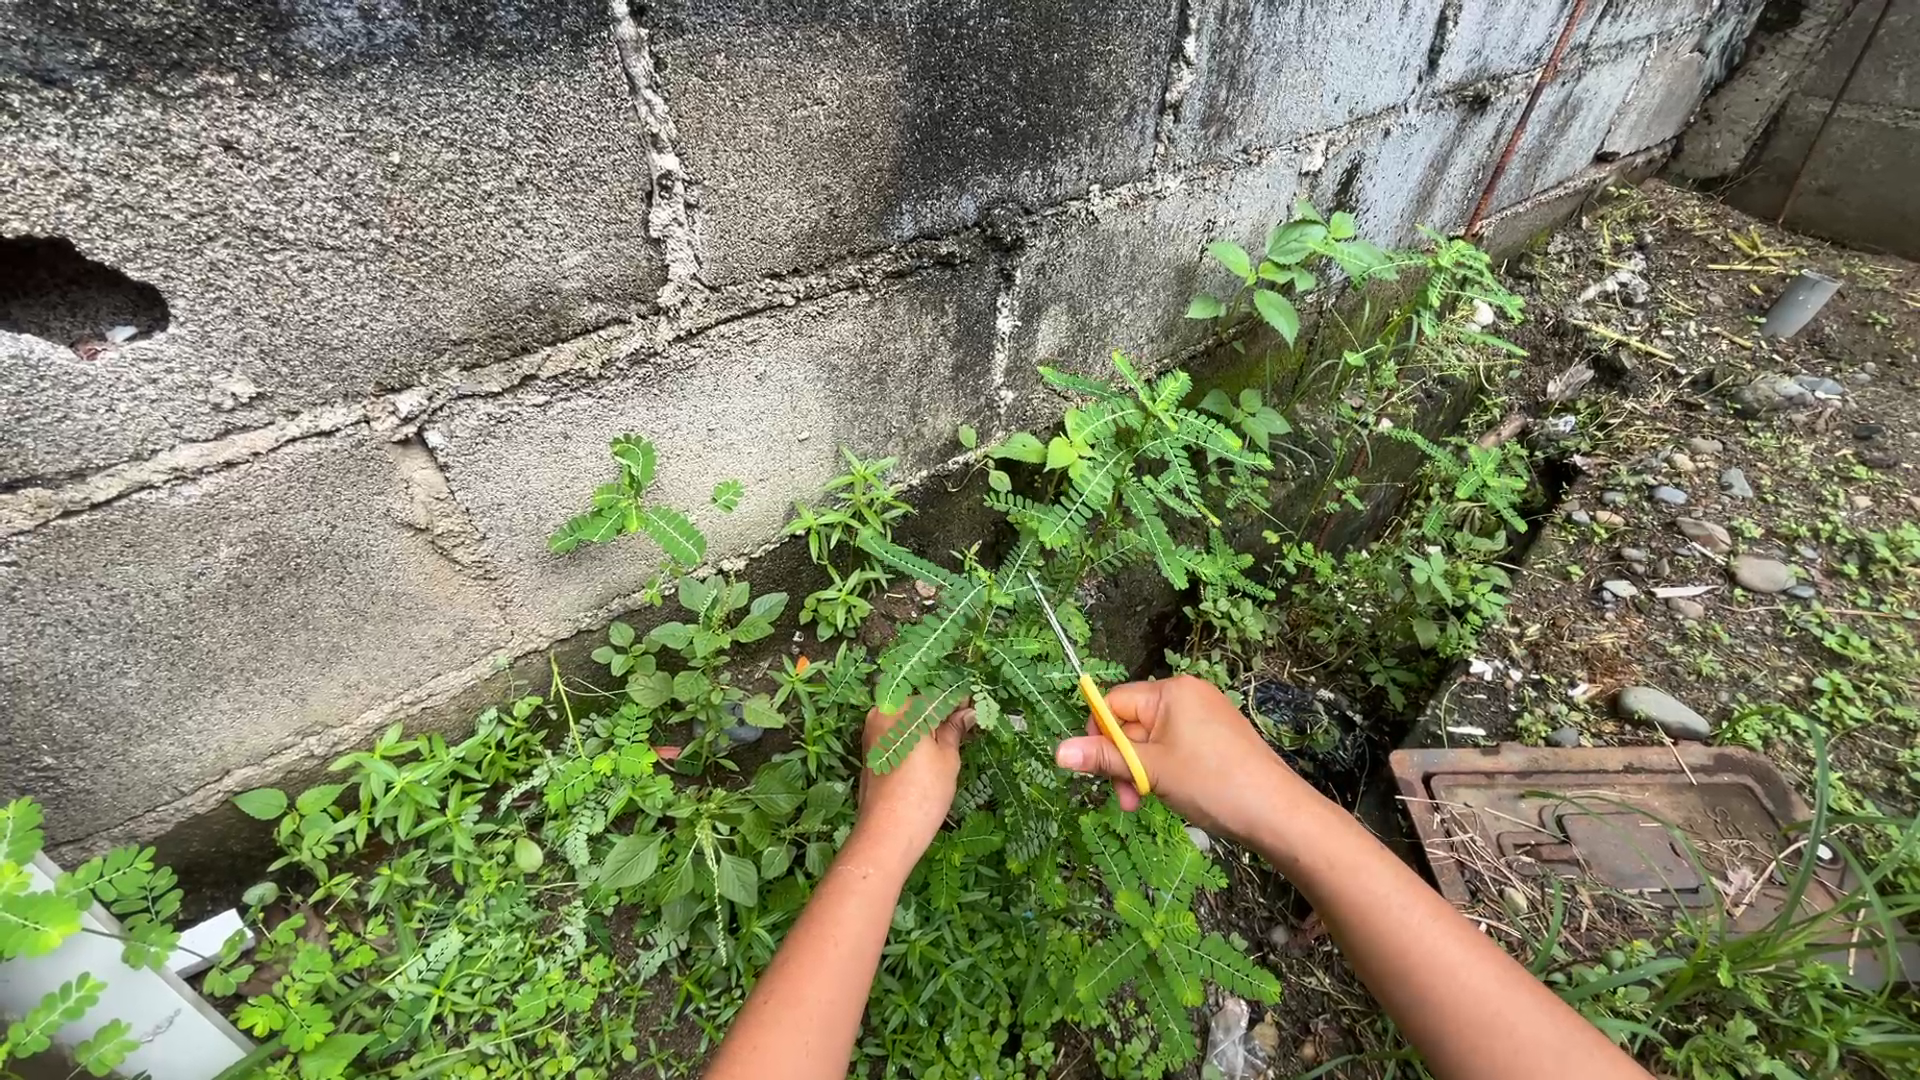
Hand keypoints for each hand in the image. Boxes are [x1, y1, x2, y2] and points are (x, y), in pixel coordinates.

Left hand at [853, 700, 973, 868]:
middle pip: (918, 702)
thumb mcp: (947, 759)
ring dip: (926, 721)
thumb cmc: (923, 795)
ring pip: (906, 716)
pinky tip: (929, 748)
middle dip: (941, 710)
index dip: (958, 700)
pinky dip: (912, 733)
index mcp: (904, 709)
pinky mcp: (869, 748)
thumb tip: (966, 713)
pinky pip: (895, 730)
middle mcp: (884, 712)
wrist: (887, 834)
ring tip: (950, 738)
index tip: (974, 708)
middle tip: (964, 725)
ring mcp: (872, 730)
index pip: (937, 695)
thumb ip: (954, 729)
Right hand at [1053, 675, 1317, 843]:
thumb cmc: (1212, 784)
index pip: (1114, 703)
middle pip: (1132, 721)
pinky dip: (1165, 769)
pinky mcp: (1217, 737)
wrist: (1281, 815)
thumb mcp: (1151, 771)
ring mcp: (1205, 715)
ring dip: (1142, 770)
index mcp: (1171, 691)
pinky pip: (1175, 746)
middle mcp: (1188, 694)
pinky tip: (1172, 794)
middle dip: (1124, 760)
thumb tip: (1057, 751)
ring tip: (1146, 802)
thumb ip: (1103, 758)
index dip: (1101, 737)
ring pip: (1152, 739)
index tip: (1103, 772)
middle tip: (1128, 799)